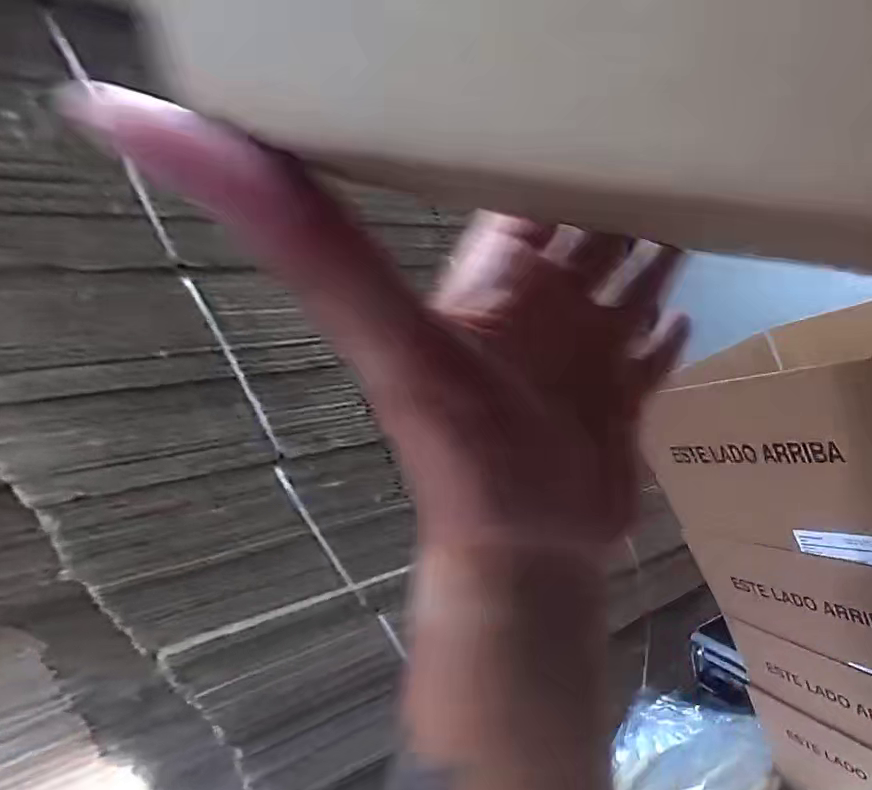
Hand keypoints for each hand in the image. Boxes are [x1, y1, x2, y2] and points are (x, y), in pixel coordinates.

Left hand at [56, 82, 688, 559]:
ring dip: (655, 263)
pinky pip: (652, 357)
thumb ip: (314, 246)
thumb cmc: (472, 454)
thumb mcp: (397, 347)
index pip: (523, 206)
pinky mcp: (624, 404)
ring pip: (629, 295)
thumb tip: (130, 113)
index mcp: (497, 293)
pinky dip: (670, 336)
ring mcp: (589, 363)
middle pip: (590, 245)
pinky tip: (689, 313)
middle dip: (622, 205)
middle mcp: (546, 319)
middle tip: (669, 162)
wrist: (529, 544)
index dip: (545, 160)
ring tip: (692, 222)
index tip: (584, 117)